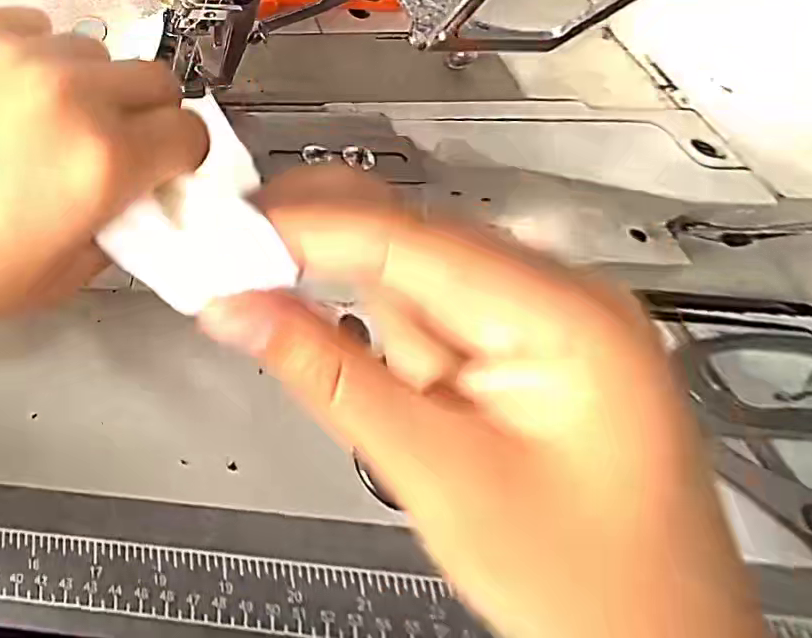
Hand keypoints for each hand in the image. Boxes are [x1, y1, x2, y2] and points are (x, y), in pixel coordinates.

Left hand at [0, 8, 206, 387]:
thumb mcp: (63, 276)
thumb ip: (122, 224)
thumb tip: (142, 190)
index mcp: (102, 160)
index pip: (190, 133)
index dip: (178, 158)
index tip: (156, 168)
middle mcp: (73, 93)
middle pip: (157, 80)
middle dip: (146, 116)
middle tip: (107, 144)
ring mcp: (21, 53)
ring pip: (97, 51)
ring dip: (89, 84)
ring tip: (41, 118)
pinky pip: (39, 27)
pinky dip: (37, 57)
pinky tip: (1, 93)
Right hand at [199, 167, 763, 637]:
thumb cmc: (585, 586)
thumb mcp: (436, 474)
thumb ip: (326, 374)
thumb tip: (237, 308)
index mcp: (562, 313)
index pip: (406, 238)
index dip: (306, 228)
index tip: (228, 233)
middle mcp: (545, 291)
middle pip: (401, 225)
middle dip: (306, 231)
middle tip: (225, 241)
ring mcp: (519, 310)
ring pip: (390, 254)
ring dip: (316, 262)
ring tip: (246, 272)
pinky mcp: (491, 333)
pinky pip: (401, 293)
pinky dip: (342, 297)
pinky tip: (297, 302)